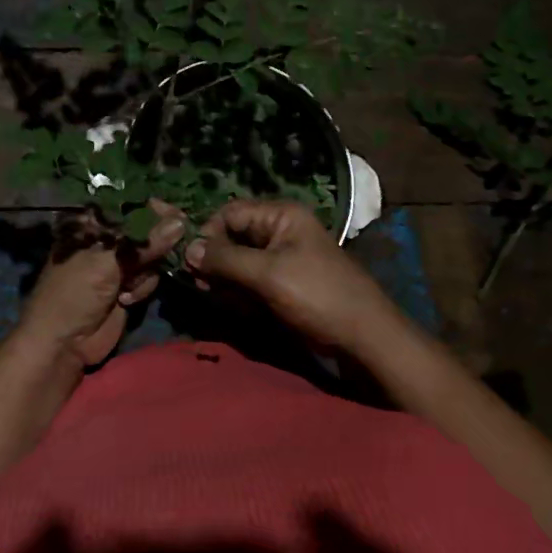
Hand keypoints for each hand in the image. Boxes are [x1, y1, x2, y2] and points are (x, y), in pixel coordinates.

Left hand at [15, 201, 185, 365]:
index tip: (175, 215)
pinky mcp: (128, 287)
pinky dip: (143, 288)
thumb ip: (142, 244)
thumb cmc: (73, 294)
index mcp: (90, 226)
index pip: (127, 208)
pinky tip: (126, 300)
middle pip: (144, 231)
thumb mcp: (105, 264)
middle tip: (168, 248)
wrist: (64, 344)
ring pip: (151, 256)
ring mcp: (117, 265)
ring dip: (145, 272)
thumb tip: (180, 223)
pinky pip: (150, 278)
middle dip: (155, 243)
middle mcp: (105, 241)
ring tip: (126, 288)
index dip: (152, 210)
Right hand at [184, 200, 394, 347]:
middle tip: (203, 285)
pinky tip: (236, 307)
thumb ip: (225, 259)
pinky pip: (248, 280)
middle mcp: (278, 231)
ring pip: (236, 262)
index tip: (194, 262)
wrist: (365, 339)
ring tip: (219, 298)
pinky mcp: (281, 284)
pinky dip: (238, 292)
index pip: (229, 213)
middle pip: (231, 237)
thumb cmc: (318, 296)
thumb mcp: (268, 274)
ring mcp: (280, 259)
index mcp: (280, 216)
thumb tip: (186, 249)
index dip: (209, 234)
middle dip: (214, 261)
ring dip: (224, 280)